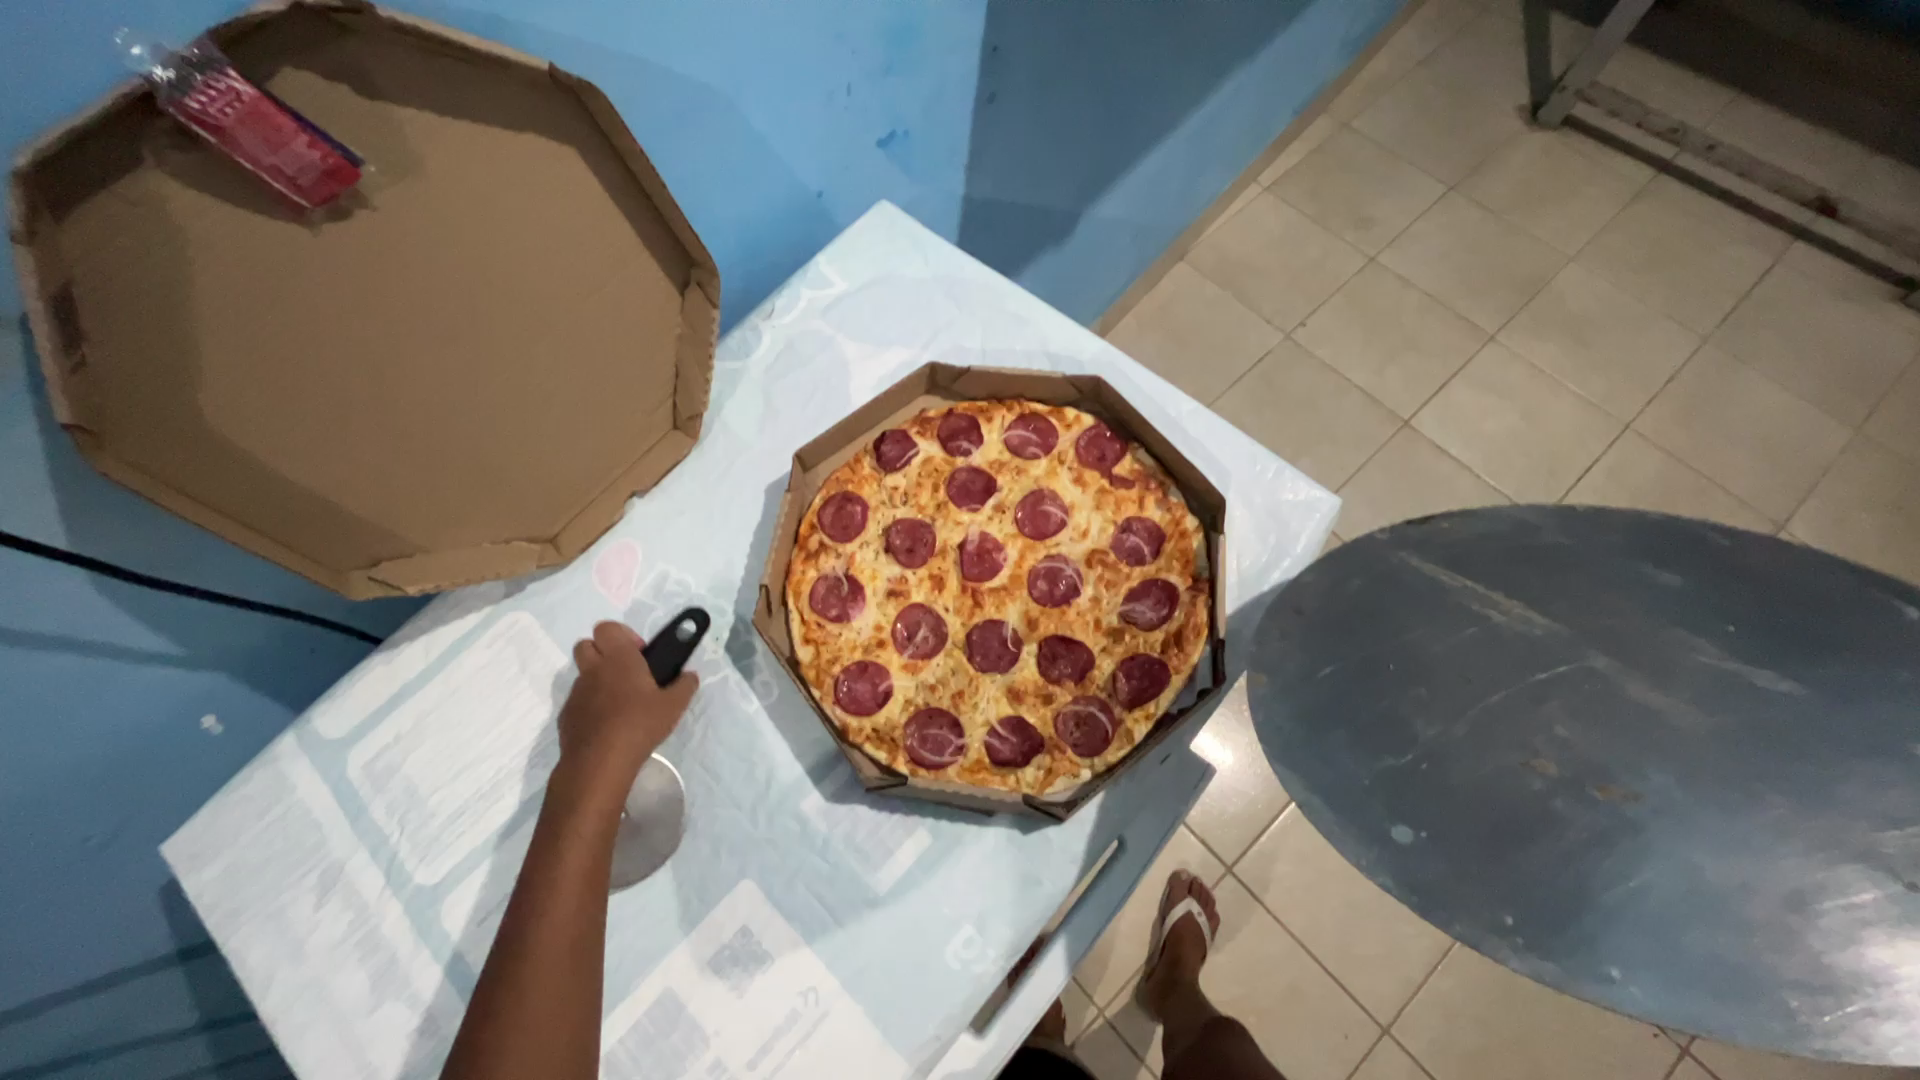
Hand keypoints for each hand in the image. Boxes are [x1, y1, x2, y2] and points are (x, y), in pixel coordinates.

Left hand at [555, 621, 698, 796]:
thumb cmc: (640, 724)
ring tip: (620, 702)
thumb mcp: (674, 705)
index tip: (639, 654)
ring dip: (598, 679)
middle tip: (626, 672)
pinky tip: (607, 724)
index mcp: (619, 658)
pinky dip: (590, 704)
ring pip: (583, 674)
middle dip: (603, 652)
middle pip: (586, 644)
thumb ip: (685, 685)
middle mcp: (593, 669)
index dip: (622, 635)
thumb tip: (690, 675)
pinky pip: (578, 700)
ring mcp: (577, 692)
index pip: (607, 628)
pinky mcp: (566, 714)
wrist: (599, 761)